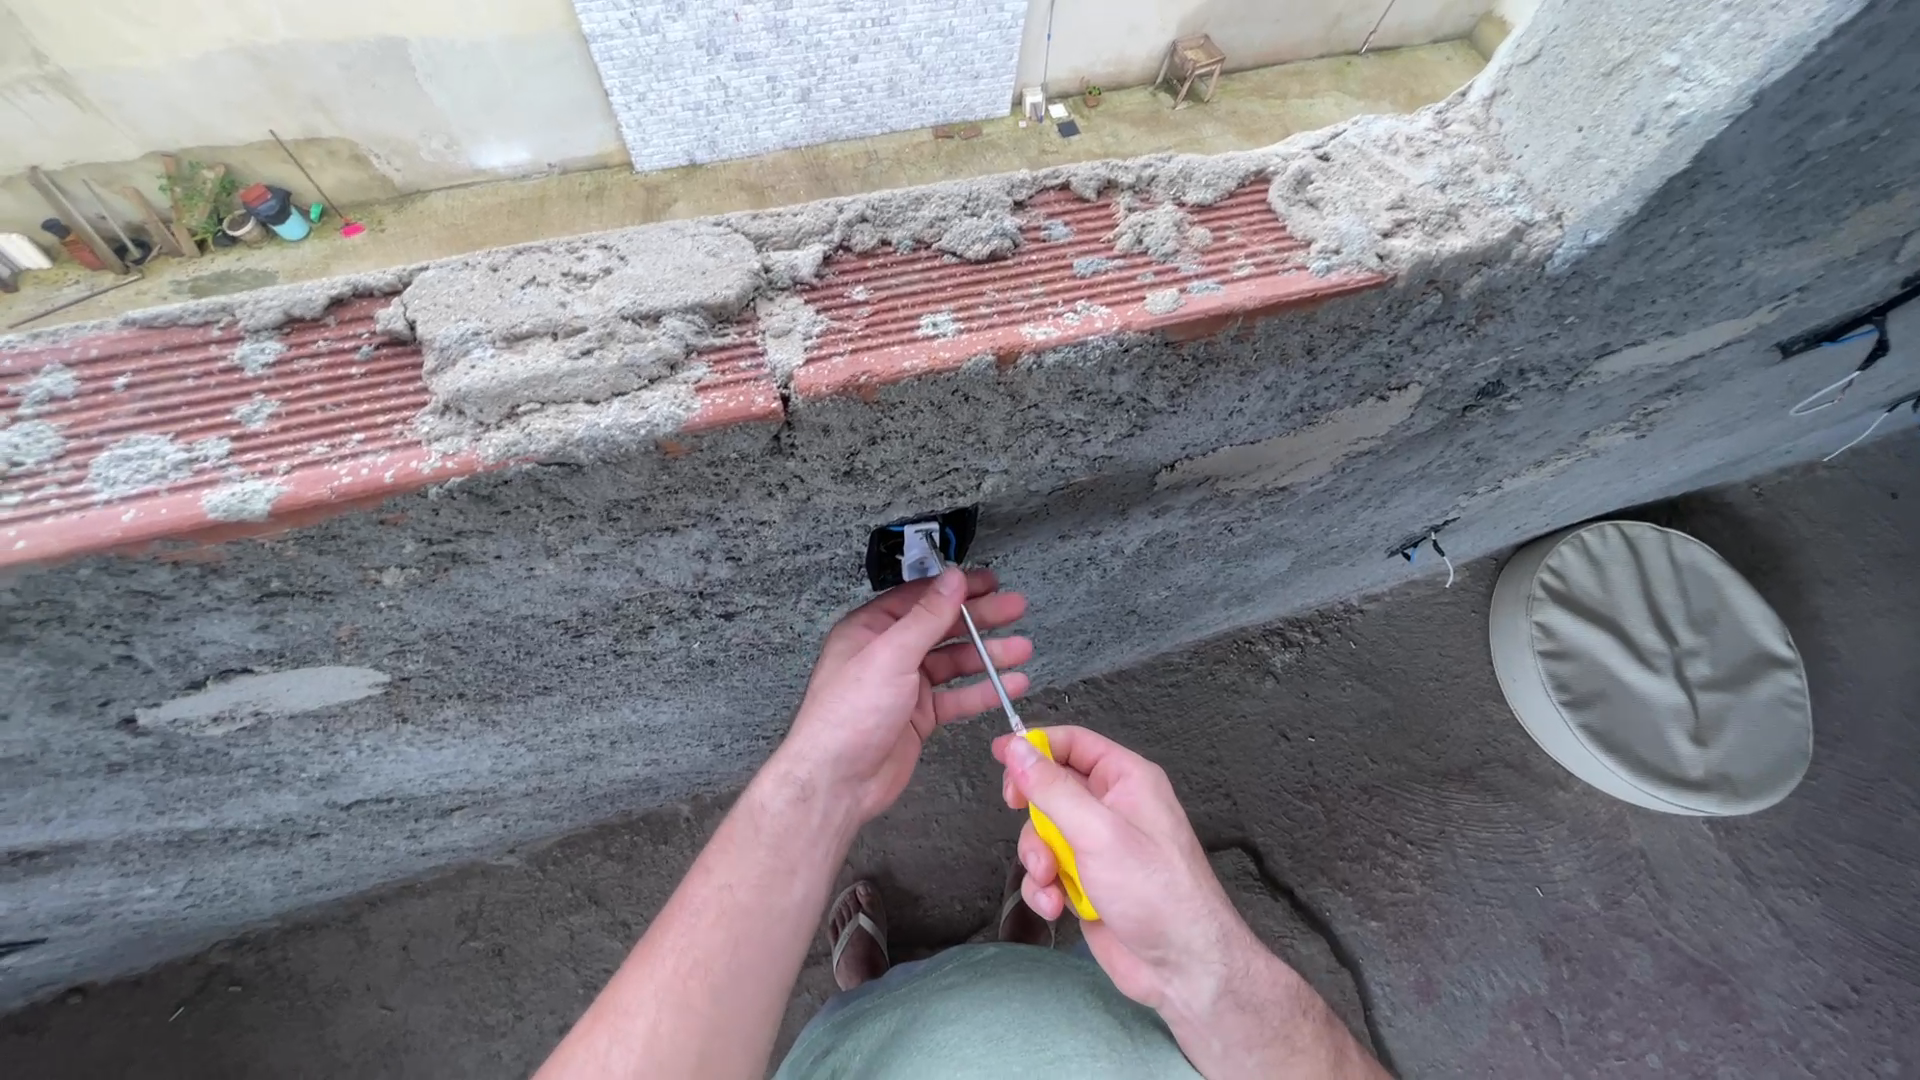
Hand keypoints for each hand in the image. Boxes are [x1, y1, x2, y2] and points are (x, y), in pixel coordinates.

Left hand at [781, 566, 1031, 826]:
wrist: (837, 781)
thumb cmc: (847, 716)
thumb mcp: (891, 654)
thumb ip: (927, 616)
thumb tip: (952, 579)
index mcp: (871, 629)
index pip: (921, 598)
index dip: (956, 588)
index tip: (988, 582)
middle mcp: (888, 654)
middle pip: (942, 627)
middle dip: (980, 618)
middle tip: (1014, 608)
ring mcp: (905, 686)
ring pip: (954, 663)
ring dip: (988, 655)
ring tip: (1021, 648)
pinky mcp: (919, 716)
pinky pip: (958, 697)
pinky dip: (984, 690)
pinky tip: (1009, 684)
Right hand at [992, 727, 1255, 1015]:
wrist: (1182, 970)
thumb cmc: (1151, 889)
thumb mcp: (1096, 831)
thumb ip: (1051, 788)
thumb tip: (1015, 746)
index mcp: (1125, 778)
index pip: (1073, 743)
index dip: (1035, 744)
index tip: (999, 753)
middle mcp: (1111, 806)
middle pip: (1051, 788)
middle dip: (1033, 811)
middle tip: (1015, 810)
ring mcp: (1098, 846)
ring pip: (1044, 832)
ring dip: (1037, 857)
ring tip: (1049, 880)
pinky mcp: (1086, 881)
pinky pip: (1048, 869)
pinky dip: (1044, 886)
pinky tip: (1054, 906)